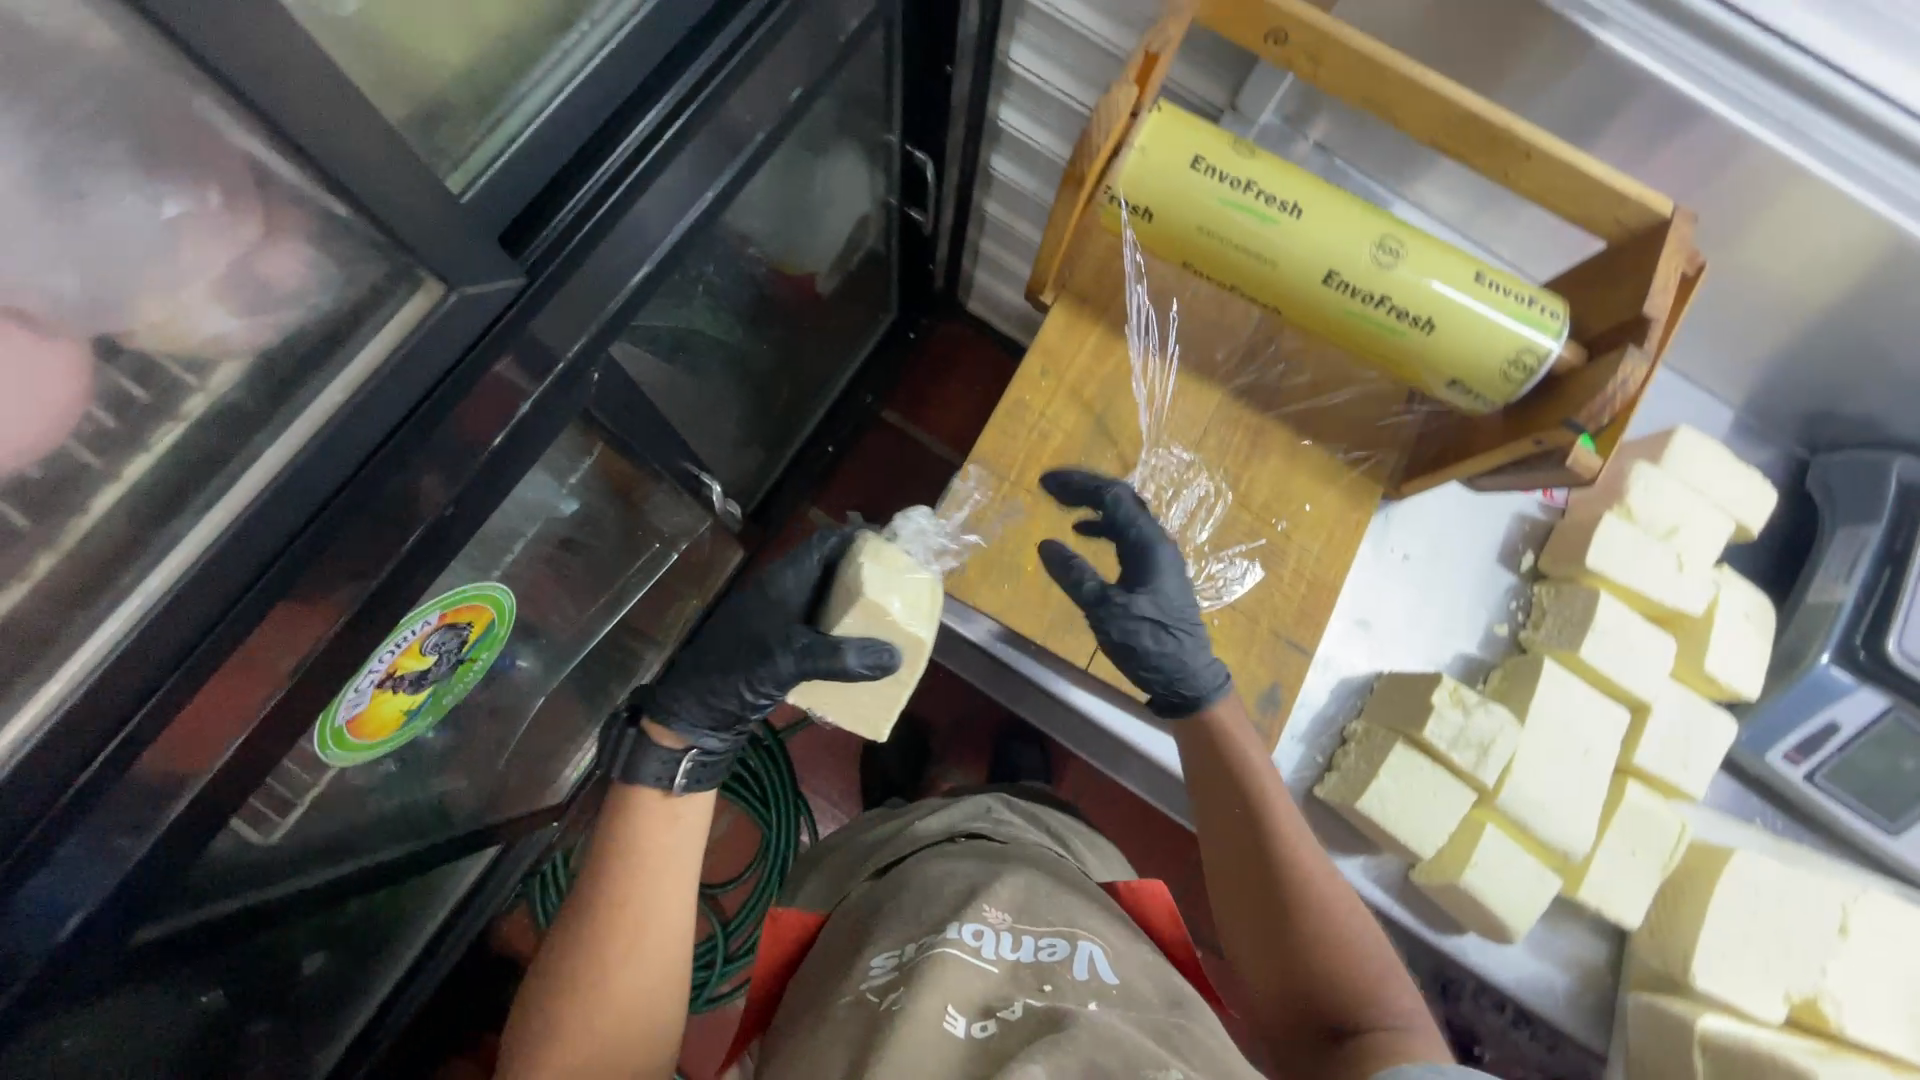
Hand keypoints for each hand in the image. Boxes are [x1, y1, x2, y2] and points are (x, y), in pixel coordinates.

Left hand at [643, 527, 901, 753]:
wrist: (694, 712)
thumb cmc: (736, 671)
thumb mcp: (792, 661)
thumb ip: (843, 657)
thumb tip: (895, 656)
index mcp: (784, 581)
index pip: (826, 544)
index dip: (859, 540)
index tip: (894, 549)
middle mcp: (785, 594)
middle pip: (831, 571)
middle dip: (865, 576)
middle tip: (902, 587)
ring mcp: (781, 620)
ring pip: (826, 602)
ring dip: (855, 608)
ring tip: (892, 618)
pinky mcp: (780, 646)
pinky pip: (820, 631)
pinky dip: (842, 636)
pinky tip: (862, 653)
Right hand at [1037, 468, 1231, 718]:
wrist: (1185, 676)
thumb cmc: (1147, 644)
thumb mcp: (1104, 611)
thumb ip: (1075, 575)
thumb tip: (1046, 543)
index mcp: (1148, 544)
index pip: (1112, 498)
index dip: (1078, 485)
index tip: (1045, 483)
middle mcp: (1156, 542)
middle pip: (1121, 499)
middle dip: (1085, 488)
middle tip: (1051, 487)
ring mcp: (1158, 556)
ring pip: (1124, 516)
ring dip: (1093, 506)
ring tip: (1061, 503)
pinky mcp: (1154, 572)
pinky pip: (1126, 536)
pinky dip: (1102, 528)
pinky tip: (1082, 533)